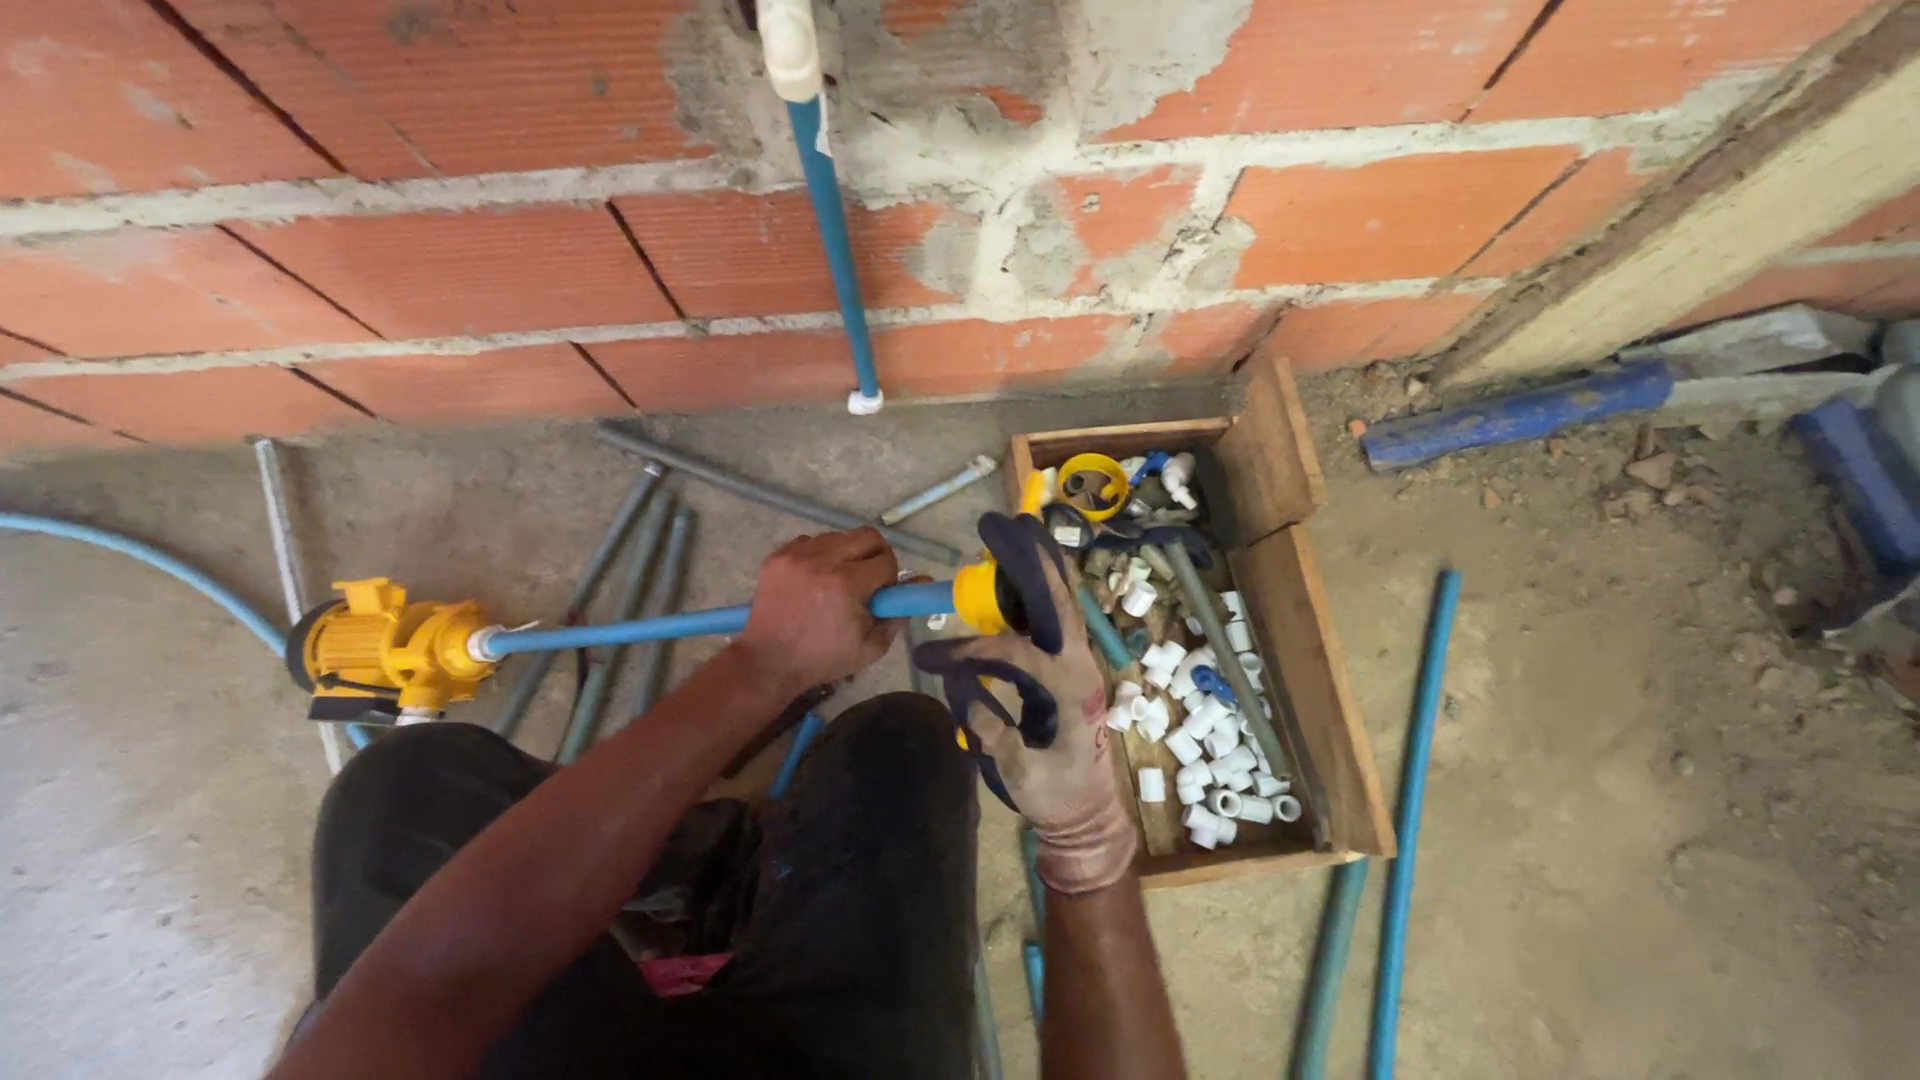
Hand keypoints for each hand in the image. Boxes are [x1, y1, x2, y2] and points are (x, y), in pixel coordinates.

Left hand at [735, 527, 903, 694]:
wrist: (769, 662)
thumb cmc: (824, 658)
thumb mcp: (871, 646)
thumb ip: (899, 613)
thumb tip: (922, 580)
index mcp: (846, 583)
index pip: (886, 560)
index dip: (889, 578)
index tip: (881, 594)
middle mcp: (822, 560)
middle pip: (867, 536)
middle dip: (876, 555)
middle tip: (869, 579)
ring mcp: (796, 555)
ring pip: (838, 537)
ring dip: (846, 554)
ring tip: (837, 581)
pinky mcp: (777, 556)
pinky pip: (811, 542)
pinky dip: (819, 555)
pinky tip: (815, 580)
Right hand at [936, 532, 1136, 893]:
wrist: (1088, 809)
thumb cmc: (1054, 795)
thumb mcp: (1020, 775)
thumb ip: (993, 734)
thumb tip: (958, 688)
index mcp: (1070, 692)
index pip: (1018, 654)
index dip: (971, 651)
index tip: (929, 657)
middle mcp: (1080, 664)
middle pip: (1056, 601)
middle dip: (1026, 560)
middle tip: (997, 523)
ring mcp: (1079, 659)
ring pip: (1062, 598)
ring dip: (1040, 562)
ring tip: (1019, 525)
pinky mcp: (1071, 661)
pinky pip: (1058, 612)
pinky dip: (1043, 583)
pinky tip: (1025, 565)